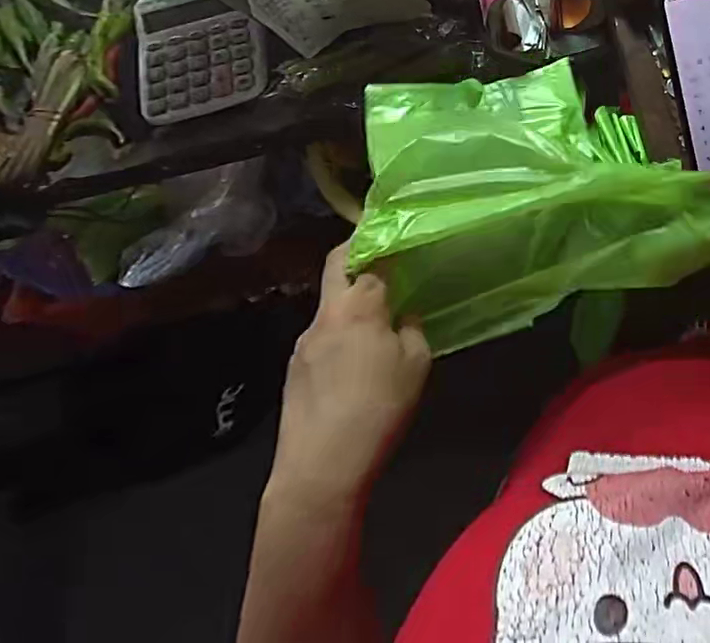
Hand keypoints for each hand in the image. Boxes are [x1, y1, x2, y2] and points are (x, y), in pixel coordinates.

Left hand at [270, 243, 430, 501]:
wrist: (320, 468)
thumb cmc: (378, 409)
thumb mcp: (416, 365)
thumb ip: (411, 328)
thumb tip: (402, 316)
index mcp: (357, 306)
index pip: (367, 258)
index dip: (383, 245)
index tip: (397, 240)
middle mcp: (325, 314)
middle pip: (335, 265)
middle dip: (356, 253)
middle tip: (381, 259)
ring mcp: (303, 341)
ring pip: (329, 304)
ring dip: (350, 302)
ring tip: (375, 326)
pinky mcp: (293, 368)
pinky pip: (321, 335)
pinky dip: (339, 334)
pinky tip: (354, 365)